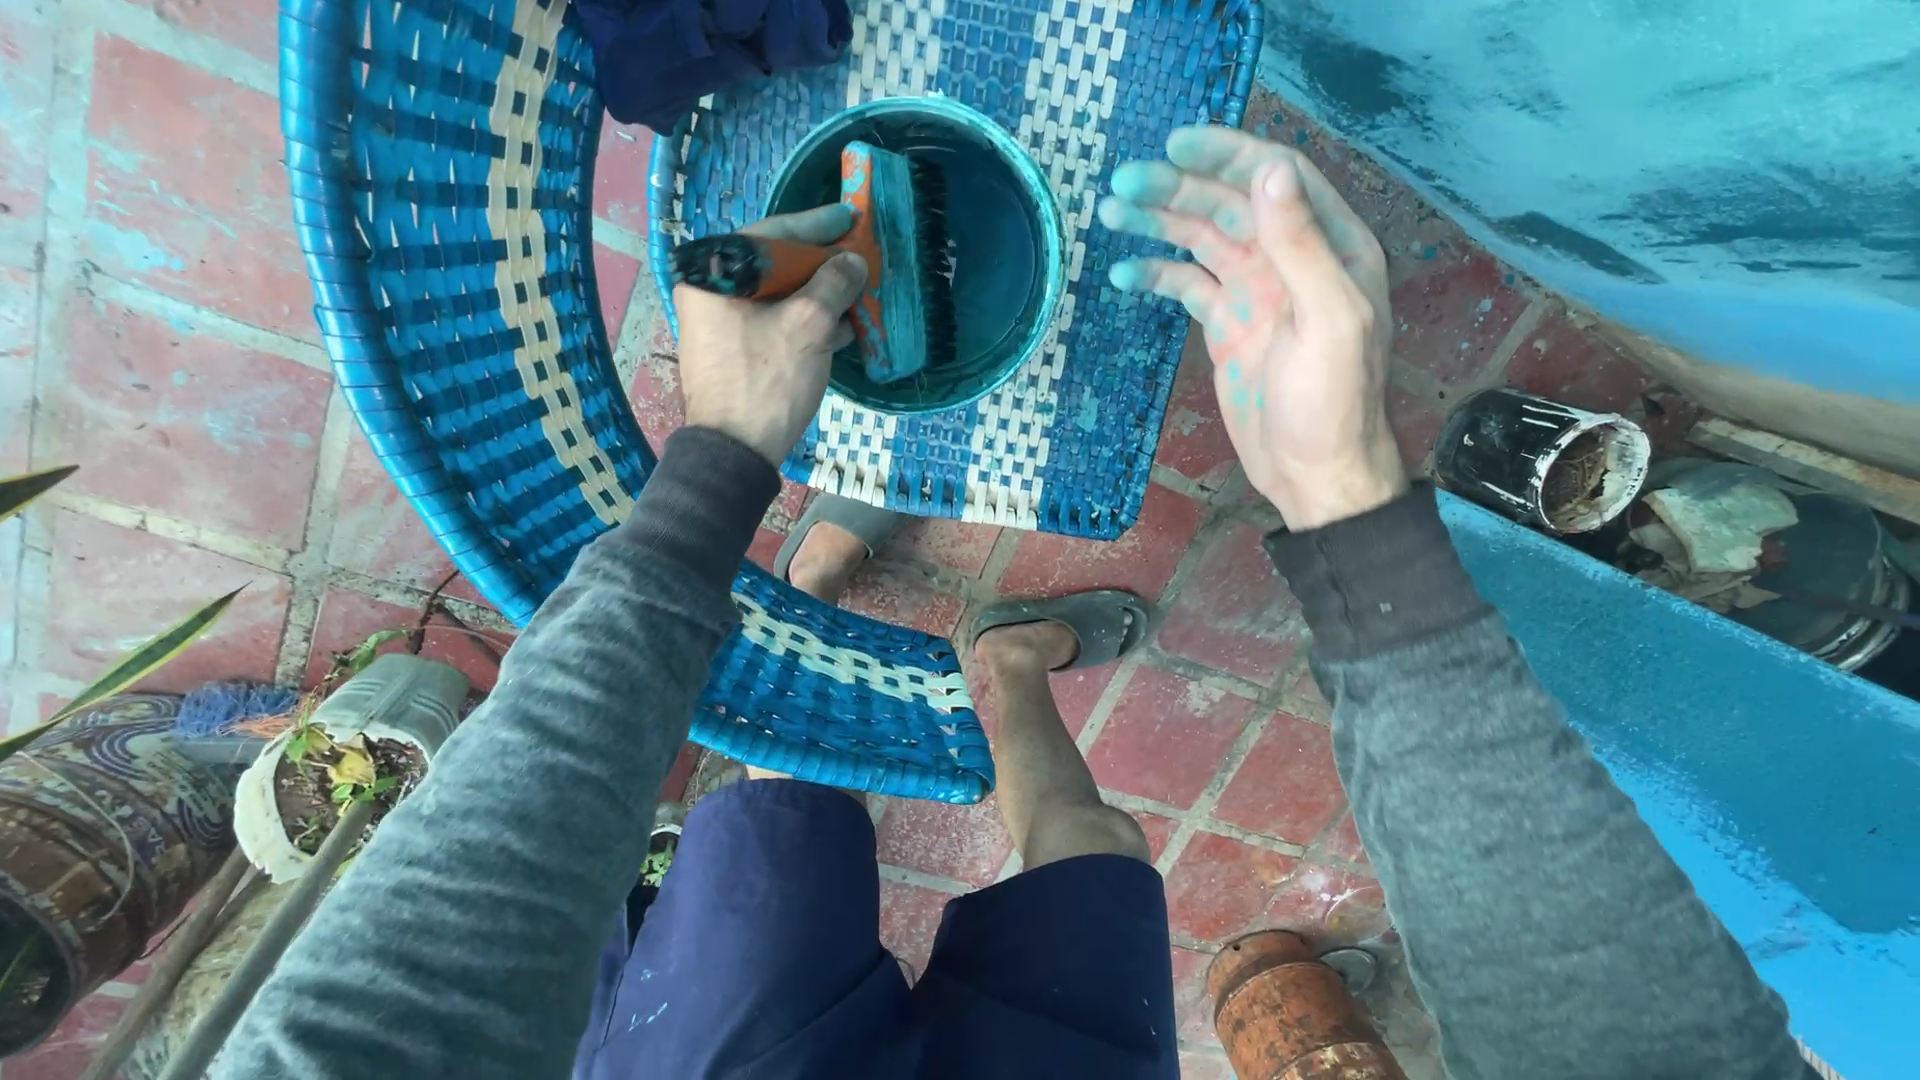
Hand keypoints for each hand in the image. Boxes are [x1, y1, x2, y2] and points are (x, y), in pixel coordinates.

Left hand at [674, 204, 867, 465]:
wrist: (738, 450)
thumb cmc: (768, 381)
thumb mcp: (808, 325)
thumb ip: (833, 283)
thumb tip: (853, 261)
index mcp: (714, 274)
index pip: (772, 234)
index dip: (817, 225)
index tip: (850, 216)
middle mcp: (712, 293)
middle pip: (776, 265)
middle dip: (823, 264)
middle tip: (859, 256)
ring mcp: (723, 325)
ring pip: (779, 297)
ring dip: (821, 295)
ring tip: (860, 291)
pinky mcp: (737, 352)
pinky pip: (776, 324)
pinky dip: (808, 322)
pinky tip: (844, 325)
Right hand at [1098, 126, 1408, 529]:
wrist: (1312, 470)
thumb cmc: (1331, 402)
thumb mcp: (1327, 321)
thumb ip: (1301, 245)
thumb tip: (1269, 170)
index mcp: (1329, 247)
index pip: (1275, 179)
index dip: (1226, 155)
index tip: (1175, 144)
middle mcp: (1289, 259)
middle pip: (1228, 205)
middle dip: (1177, 189)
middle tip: (1123, 182)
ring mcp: (1254, 292)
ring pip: (1202, 241)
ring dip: (1159, 224)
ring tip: (1111, 214)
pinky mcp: (1226, 324)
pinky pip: (1187, 285)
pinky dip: (1157, 274)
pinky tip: (1125, 272)